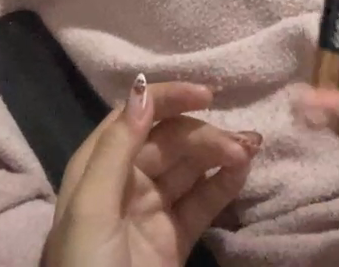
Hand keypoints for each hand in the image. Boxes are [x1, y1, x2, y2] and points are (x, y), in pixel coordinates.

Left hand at [42, 78, 259, 266]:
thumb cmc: (87, 266)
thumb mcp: (92, 206)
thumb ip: (117, 148)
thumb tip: (142, 90)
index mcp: (96, 164)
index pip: (135, 115)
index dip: (169, 98)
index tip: (207, 94)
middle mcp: (124, 180)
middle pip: (168, 141)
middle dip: (204, 134)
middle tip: (242, 142)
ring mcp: (151, 210)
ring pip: (190, 168)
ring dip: (220, 153)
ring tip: (252, 149)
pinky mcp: (174, 240)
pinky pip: (202, 202)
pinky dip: (223, 184)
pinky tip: (244, 171)